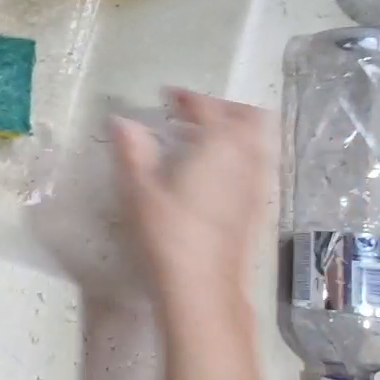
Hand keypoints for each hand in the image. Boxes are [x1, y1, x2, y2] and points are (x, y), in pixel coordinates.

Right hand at [111, 91, 271, 317]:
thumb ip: (131, 150)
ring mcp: (256, 183)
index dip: (188, 97)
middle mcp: (246, 159)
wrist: (202, 283)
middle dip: (222, 108)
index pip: (208, 108)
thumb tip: (121, 120)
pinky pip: (256, 163)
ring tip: (201, 138)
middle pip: (249, 119)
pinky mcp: (256, 205)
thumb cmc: (165, 231)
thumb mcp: (137, 188)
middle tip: (190, 112)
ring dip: (233, 130)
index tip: (166, 96)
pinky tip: (211, 170)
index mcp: (216, 147)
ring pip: (258, 141)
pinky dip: (237, 153)